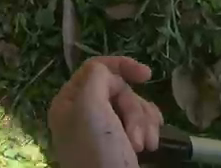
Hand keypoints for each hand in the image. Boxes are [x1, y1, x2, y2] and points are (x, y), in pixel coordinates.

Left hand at [48, 56, 163, 167]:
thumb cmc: (98, 153)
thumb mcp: (89, 106)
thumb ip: (97, 77)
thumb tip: (110, 76)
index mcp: (69, 102)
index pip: (96, 68)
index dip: (122, 67)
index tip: (147, 74)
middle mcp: (84, 114)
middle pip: (117, 88)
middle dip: (133, 107)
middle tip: (135, 136)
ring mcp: (104, 132)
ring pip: (132, 105)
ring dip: (144, 121)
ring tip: (145, 146)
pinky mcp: (122, 146)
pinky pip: (142, 122)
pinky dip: (150, 130)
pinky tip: (152, 146)